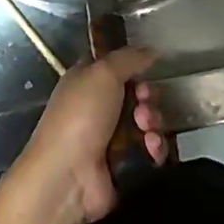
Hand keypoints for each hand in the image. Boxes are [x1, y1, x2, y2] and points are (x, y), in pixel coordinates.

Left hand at [9, 46, 165, 223]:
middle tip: (143, 103)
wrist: (69, 173)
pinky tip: (150, 148)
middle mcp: (99, 105)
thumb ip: (128, 58)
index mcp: (87, 79)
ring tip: (145, 128)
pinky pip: (150, 149)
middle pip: (136, 94)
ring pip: (147, 122)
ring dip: (152, 122)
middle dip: (146, 97)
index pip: (115, 66)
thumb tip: (150, 50)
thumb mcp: (102, 73)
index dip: (132, 67)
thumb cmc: (81, 114)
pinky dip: (154, 147)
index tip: (144, 70)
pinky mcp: (125, 163)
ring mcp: (112, 136)